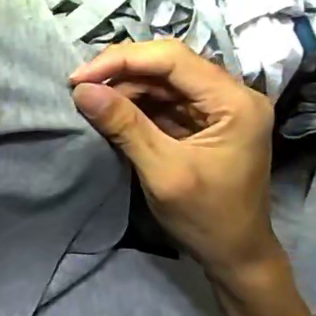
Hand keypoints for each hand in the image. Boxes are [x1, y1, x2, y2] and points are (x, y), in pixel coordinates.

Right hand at [69, 39, 282, 282]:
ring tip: (89, 99)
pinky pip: (166, 98)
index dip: (123, 60)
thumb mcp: (163, 172)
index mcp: (234, 101)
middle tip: (79, 86)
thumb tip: (82, 91)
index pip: (173, 59)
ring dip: (125, 87)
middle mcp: (232, 94)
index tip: (80, 77)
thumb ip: (124, 127)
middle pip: (168, 64)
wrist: (236, 255)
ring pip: (164, 79)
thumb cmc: (207, 218)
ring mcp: (218, 106)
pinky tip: (110, 109)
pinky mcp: (204, 120)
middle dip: (121, 71)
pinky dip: (135, 102)